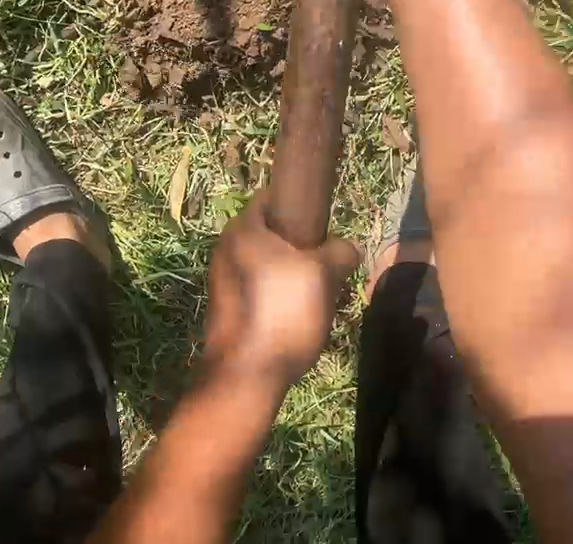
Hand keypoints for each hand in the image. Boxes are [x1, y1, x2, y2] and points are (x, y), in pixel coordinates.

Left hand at [199, 195, 360, 388]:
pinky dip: (280, 297)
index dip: (300, 205)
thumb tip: (348, 248)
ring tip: (320, 298)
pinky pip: (260, 289)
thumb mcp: (322, 275)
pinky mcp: (227, 305)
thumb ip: (339, 252)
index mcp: (242, 228)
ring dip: (294, 276)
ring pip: (269, 264)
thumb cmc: (282, 311)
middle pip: (273, 234)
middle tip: (329, 267)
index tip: (324, 223)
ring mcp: (223, 278)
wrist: (246, 374)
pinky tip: (300, 320)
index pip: (271, 197)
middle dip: (303, 248)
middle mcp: (226, 247)